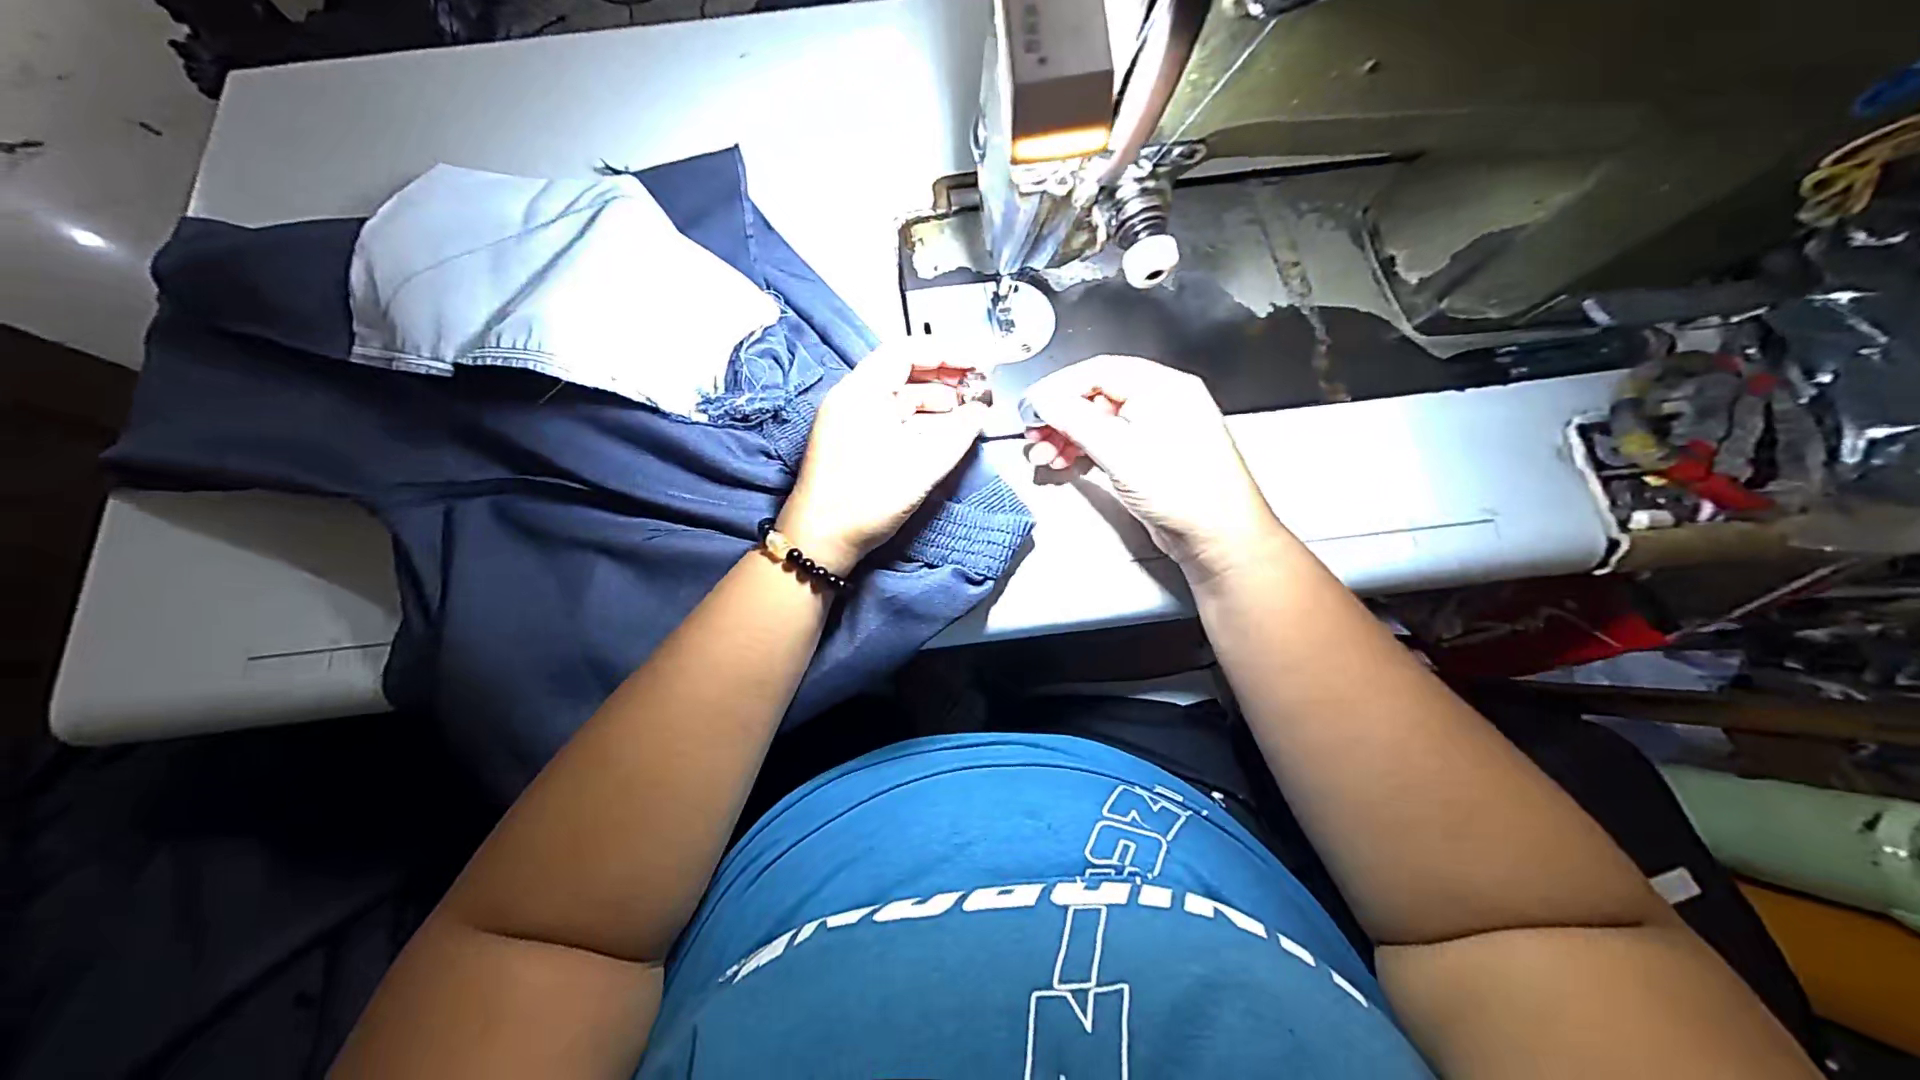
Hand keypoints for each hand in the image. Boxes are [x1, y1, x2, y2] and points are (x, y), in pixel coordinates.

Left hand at [776, 340, 989, 575]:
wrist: (820, 541)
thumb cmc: (863, 500)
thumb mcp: (923, 464)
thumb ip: (959, 432)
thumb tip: (981, 411)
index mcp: (860, 392)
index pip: (906, 351)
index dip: (946, 353)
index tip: (976, 363)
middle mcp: (852, 400)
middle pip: (903, 372)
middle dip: (944, 378)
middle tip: (976, 388)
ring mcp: (850, 422)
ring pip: (898, 398)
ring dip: (934, 402)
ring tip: (965, 413)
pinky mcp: (853, 444)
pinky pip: (890, 419)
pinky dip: (919, 421)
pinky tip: (941, 434)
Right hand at [1023, 354, 1284, 583]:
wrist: (1218, 537)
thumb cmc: (1189, 493)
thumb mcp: (1120, 450)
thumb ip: (1074, 419)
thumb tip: (1043, 400)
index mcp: (1163, 387)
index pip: (1097, 371)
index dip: (1058, 388)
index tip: (1032, 407)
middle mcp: (1162, 403)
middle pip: (1095, 397)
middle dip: (1059, 418)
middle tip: (1035, 435)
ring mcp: (1157, 431)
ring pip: (1098, 423)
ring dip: (1066, 438)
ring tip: (1046, 456)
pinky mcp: (1150, 458)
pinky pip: (1109, 444)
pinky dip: (1084, 452)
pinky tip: (1067, 464)